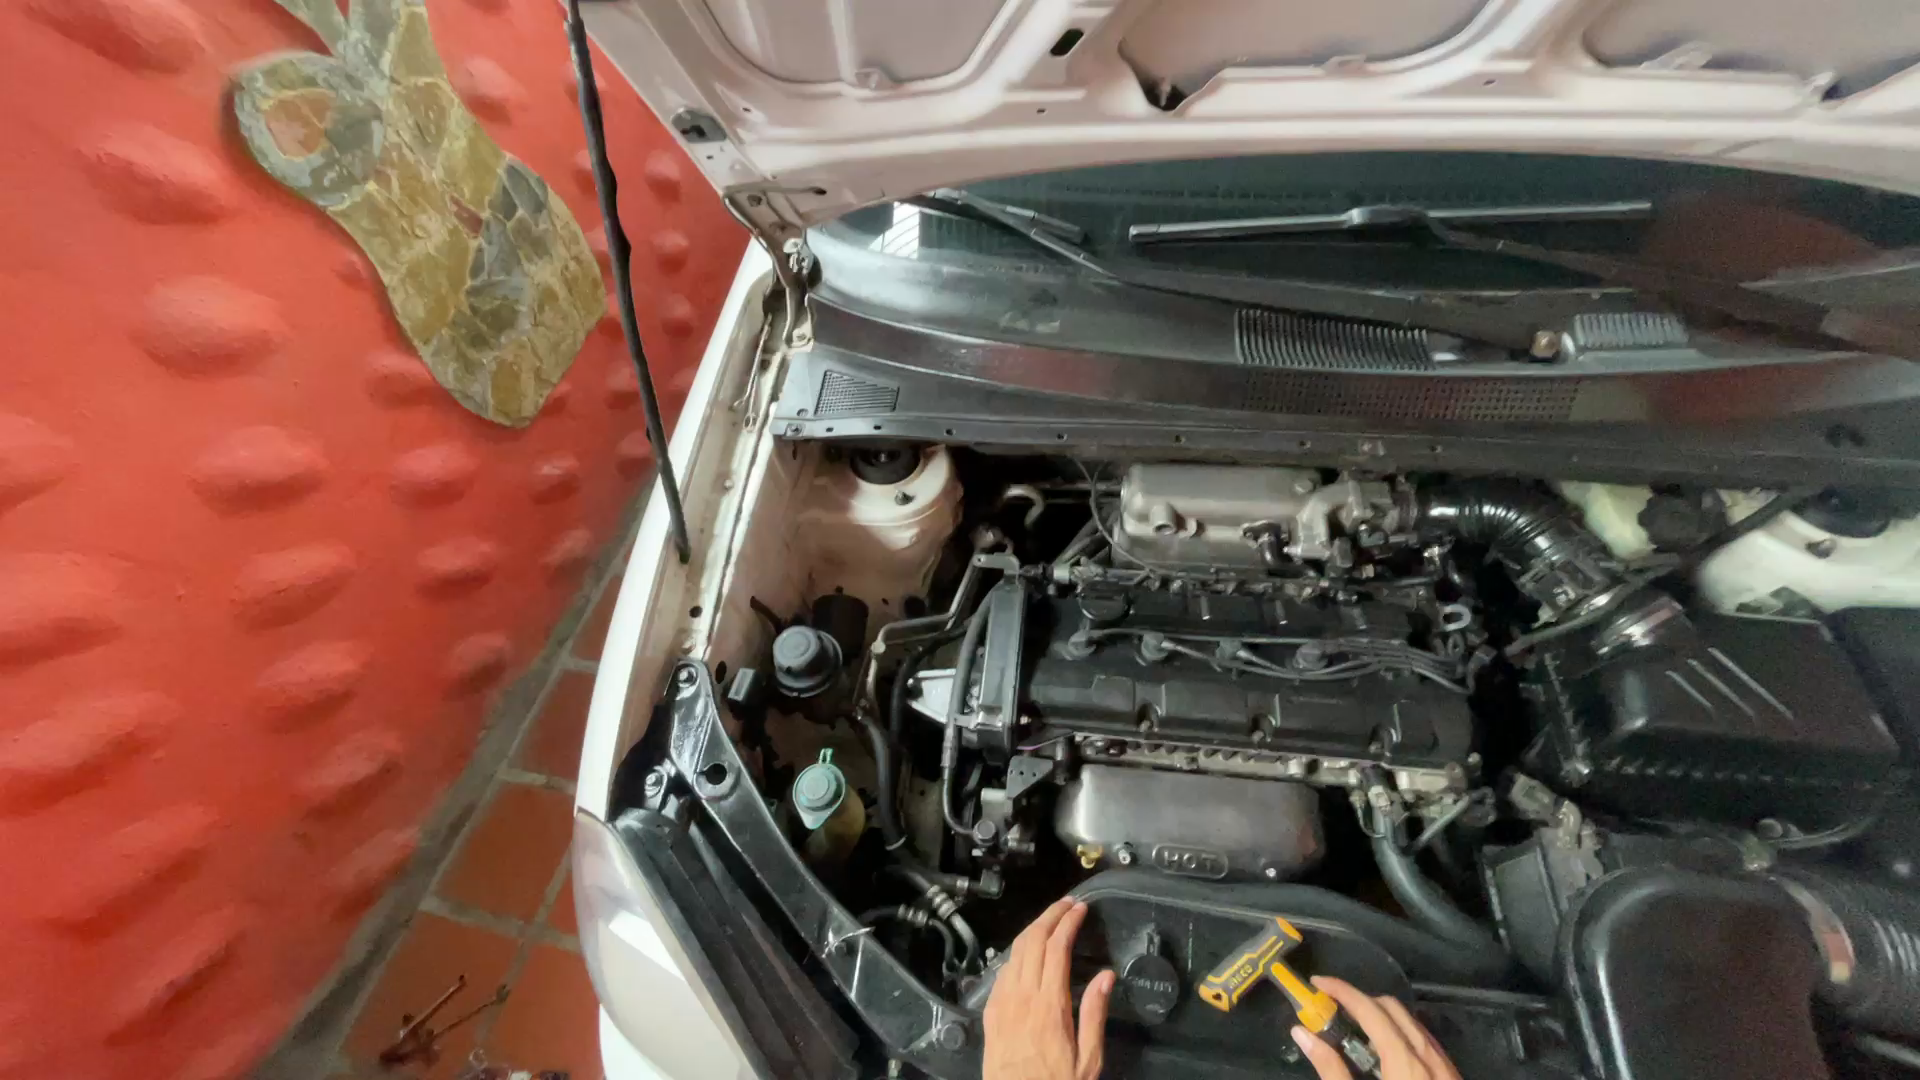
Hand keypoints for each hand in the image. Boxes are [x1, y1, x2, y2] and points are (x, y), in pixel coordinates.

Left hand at [982, 897, 1115, 1079]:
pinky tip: (1027, 950)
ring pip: (1015, 949)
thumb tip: (1106, 975)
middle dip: (1050, 914)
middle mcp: (1022, 994)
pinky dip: (1018, 950)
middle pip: (1033, 939)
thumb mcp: (1087, 1061)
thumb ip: (1095, 1015)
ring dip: (1033, 928)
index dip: (1068, 922)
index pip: (1057, 948)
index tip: (1080, 908)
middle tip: (1067, 903)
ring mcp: (1002, 999)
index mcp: (1049, 1004)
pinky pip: (1003, 968)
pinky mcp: (990, 1009)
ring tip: (1050, 919)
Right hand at [1292, 977, 1460, 1079]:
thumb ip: (1331, 1070)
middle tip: (1333, 1009)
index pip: (1368, 1008)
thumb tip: (1302, 1031)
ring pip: (1412, 1024)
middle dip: (1360, 999)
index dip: (1340, 990)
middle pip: (1392, 1008)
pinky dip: (1402, 1034)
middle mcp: (1430, 1058)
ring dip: (1381, 1016)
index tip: (1316, 984)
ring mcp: (1447, 1071)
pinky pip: (1426, 1043)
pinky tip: (1387, 1056)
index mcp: (1405, 1062)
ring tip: (1356, 1032)